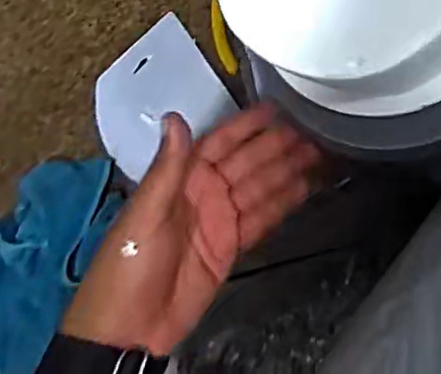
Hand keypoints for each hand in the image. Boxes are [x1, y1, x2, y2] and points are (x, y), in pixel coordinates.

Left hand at [60, 102, 323, 354]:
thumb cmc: (126, 268)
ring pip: (260, 186)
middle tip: (307, 130)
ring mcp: (219, 219)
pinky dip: (284, 202)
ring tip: (314, 153)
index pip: (221, 142)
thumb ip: (167, 166)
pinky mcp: (230, 245)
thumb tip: (173, 118)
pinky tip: (303, 187)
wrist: (128, 332)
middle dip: (277, 145)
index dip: (247, 125)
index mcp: (182, 179)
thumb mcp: (145, 213)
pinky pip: (261, 217)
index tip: (273, 108)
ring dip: (287, 169)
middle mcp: (204, 193)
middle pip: (248, 162)